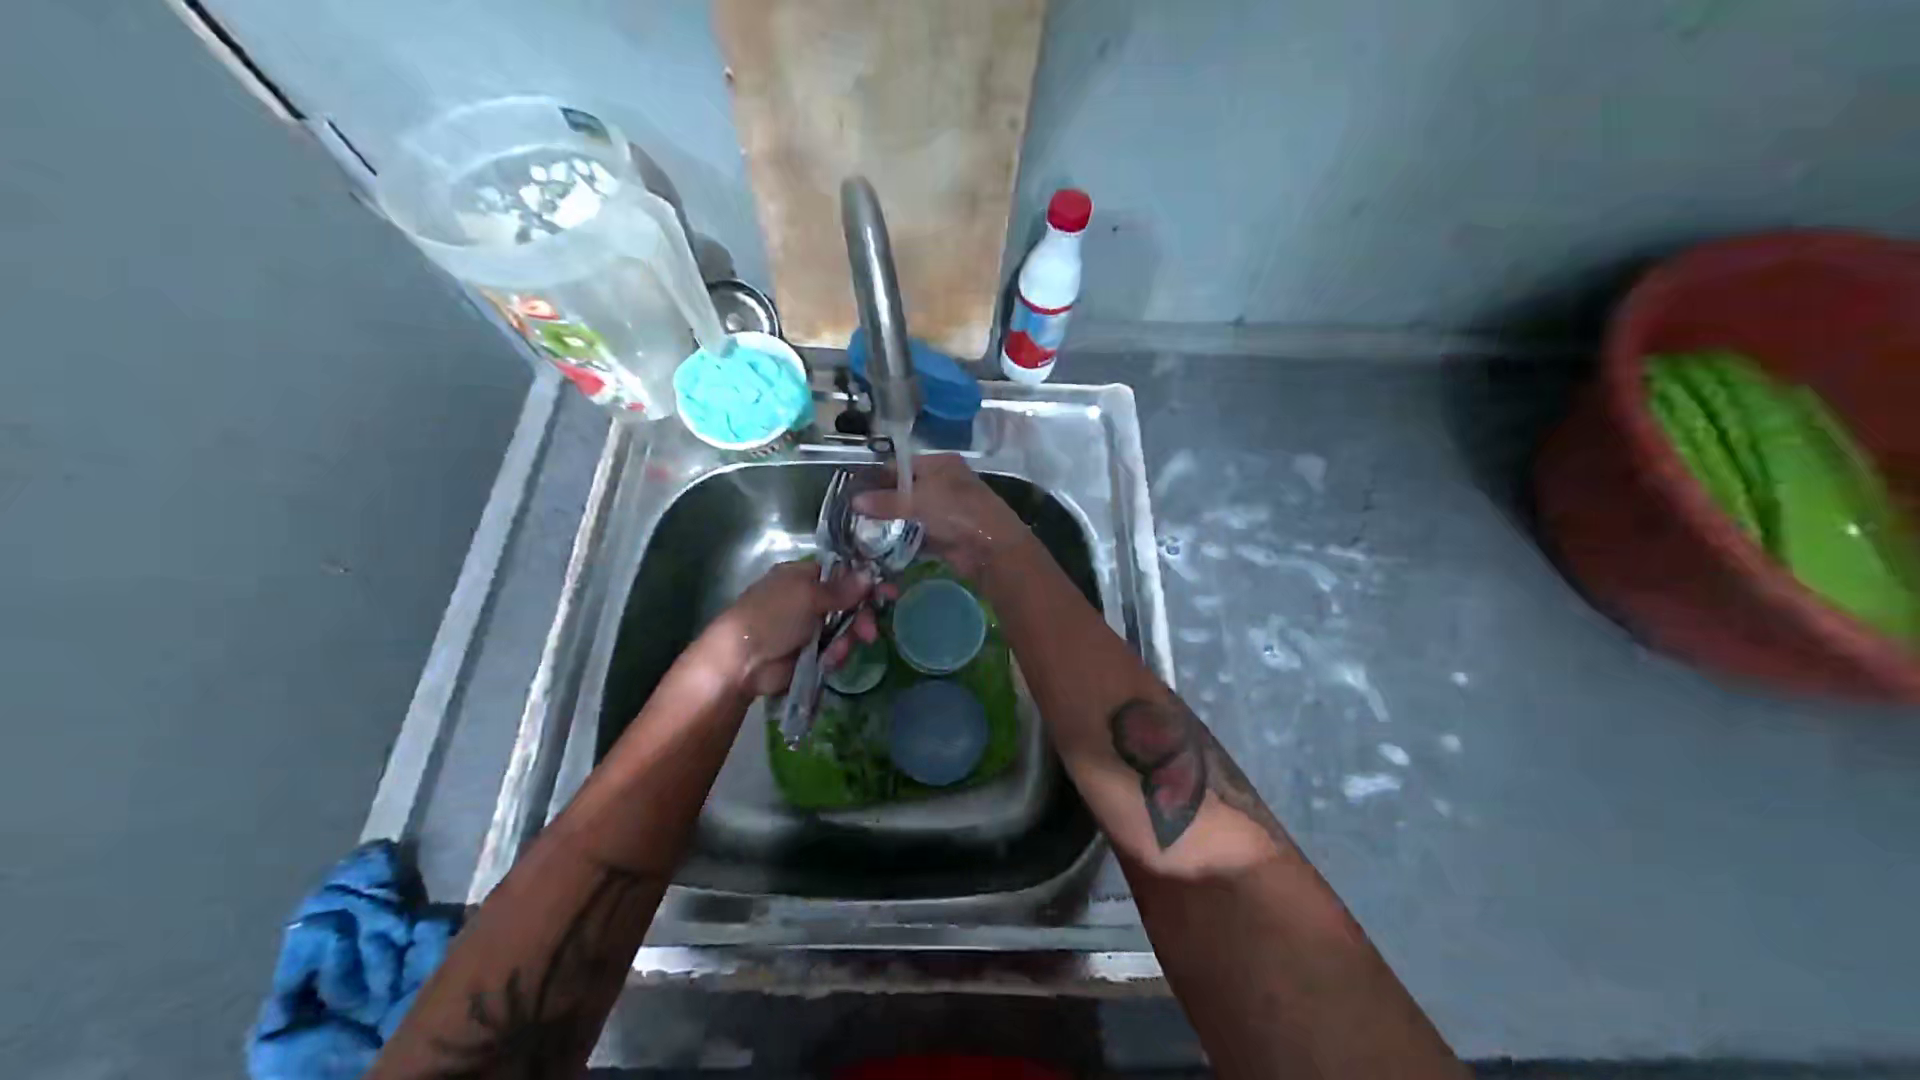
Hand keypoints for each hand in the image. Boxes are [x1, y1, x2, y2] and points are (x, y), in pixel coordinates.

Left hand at [703, 560, 878, 696]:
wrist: (741, 662)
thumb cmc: (771, 616)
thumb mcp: (807, 595)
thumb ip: (842, 588)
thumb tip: (870, 574)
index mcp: (802, 576)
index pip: (842, 573)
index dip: (866, 582)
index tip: (888, 592)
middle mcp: (808, 599)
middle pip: (849, 603)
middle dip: (861, 617)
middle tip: (870, 632)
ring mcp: (809, 627)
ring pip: (846, 628)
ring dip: (848, 639)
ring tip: (839, 650)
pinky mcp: (811, 653)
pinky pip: (836, 649)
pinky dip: (836, 654)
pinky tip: (829, 660)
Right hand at [852, 454, 1029, 579]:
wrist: (992, 547)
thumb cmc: (957, 511)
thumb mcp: (918, 500)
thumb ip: (886, 501)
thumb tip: (854, 501)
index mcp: (941, 464)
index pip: (902, 465)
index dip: (878, 477)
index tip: (853, 491)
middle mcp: (943, 483)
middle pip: (906, 490)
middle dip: (882, 501)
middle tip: (854, 513)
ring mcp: (945, 510)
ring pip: (911, 513)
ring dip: (891, 521)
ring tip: (861, 529)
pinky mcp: (945, 534)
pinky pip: (918, 533)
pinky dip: (903, 538)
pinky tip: (881, 544)